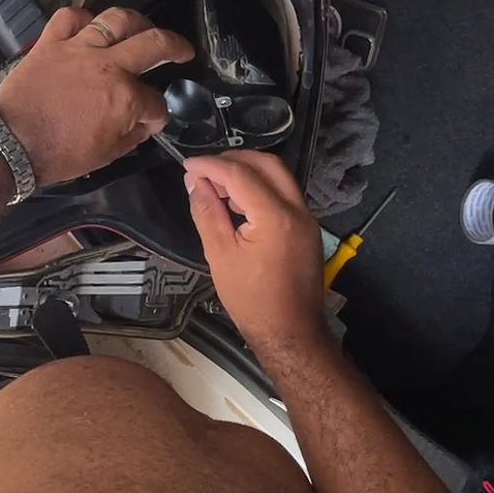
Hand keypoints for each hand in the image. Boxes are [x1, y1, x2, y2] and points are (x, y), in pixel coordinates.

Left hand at [0, 7, 194, 184]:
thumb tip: (143, 124)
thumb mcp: (106, 155)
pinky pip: (70, 17)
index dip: (158, 114)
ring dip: (137, 21)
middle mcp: (108, 66)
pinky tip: (90, 26)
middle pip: (154, 44)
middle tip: (183, 50)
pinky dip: (83, 19)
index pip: (156, 102)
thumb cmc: (60, 155)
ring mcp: (78, 49)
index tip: (152, 120)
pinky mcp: (51, 43)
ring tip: (143, 28)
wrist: (11, 145)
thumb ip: (131, 135)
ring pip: (116, 19)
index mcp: (125, 98)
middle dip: (177, 47)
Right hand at [184, 151, 332, 354]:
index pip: (239, 174)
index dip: (210, 165)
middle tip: (204, 170)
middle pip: (266, 164)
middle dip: (233, 160)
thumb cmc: (251, 300)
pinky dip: (259, 189)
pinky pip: (283, 195)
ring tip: (216, 186)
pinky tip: (237, 203)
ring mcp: (306, 218)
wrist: (290, 333)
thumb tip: (195, 182)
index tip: (187, 165)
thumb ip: (207, 212)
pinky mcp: (306, 229)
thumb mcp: (220, 255)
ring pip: (278, 177)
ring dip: (247, 173)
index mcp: (275, 215)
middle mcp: (297, 209)